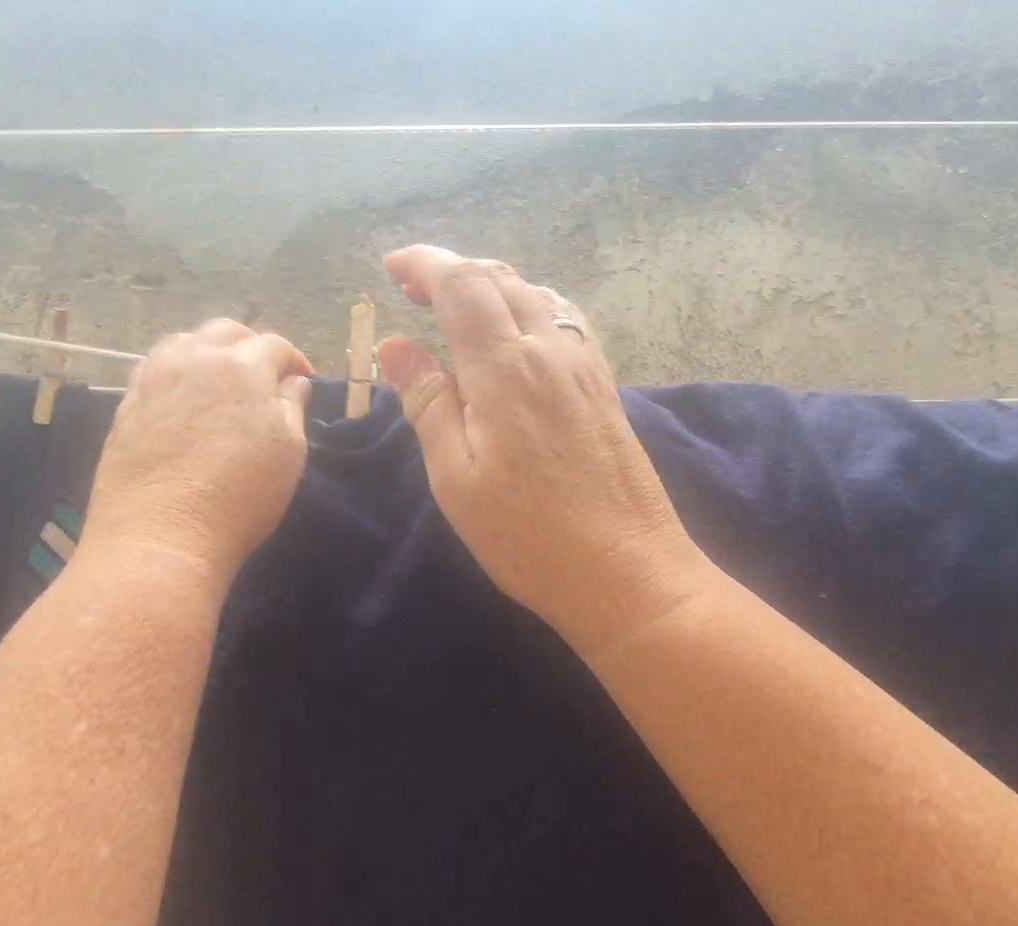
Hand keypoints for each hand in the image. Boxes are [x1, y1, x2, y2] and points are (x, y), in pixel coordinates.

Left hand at [78, 318, 314, 582]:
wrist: (163, 534)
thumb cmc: (240, 496)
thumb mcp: (288, 453)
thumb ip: (292, 408)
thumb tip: (294, 383)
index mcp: (242, 367)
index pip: (274, 345)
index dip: (294, 360)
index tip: (304, 382)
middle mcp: (195, 359)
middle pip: (225, 332)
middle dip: (251, 346)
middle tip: (265, 375)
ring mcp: (154, 379)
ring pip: (184, 343)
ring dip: (209, 352)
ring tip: (221, 381)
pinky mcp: (127, 404)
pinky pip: (154, 369)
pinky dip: (177, 372)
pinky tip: (184, 398)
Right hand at [379, 246, 711, 655]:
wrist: (625, 570)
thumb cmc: (528, 536)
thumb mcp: (456, 478)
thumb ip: (427, 403)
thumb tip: (394, 346)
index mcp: (506, 368)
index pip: (462, 284)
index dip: (424, 264)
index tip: (391, 268)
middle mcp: (550, 350)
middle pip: (501, 278)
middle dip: (453, 271)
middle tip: (413, 292)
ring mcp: (585, 367)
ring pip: (537, 294)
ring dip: (493, 286)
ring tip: (459, 311)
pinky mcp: (604, 388)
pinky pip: (565, 320)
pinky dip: (530, 307)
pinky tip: (519, 335)